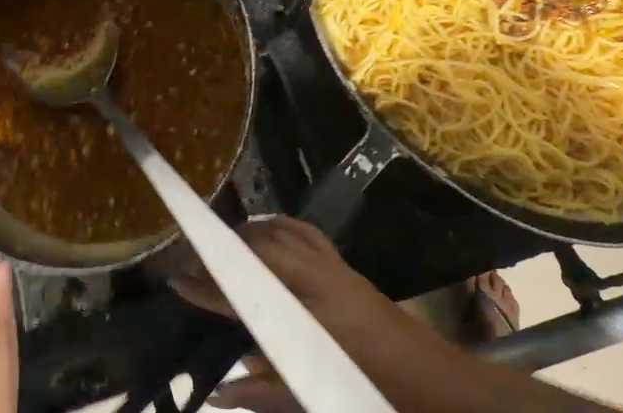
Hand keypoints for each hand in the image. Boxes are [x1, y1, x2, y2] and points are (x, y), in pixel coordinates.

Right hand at [170, 217, 418, 412]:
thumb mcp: (323, 396)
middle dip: (222, 250)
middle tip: (192, 260)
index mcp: (312, 312)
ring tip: (220, 244)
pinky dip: (276, 227)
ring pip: (280, 233)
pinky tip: (263, 233)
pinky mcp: (346, 267)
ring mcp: (335, 267)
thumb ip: (268, 395)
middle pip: (260, 247)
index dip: (209, 286)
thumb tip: (220, 395)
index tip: (176, 280)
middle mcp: (320, 278)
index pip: (248, 291)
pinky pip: (303, 232)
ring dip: (246, 235)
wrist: (445, 386)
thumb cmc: (383, 392)